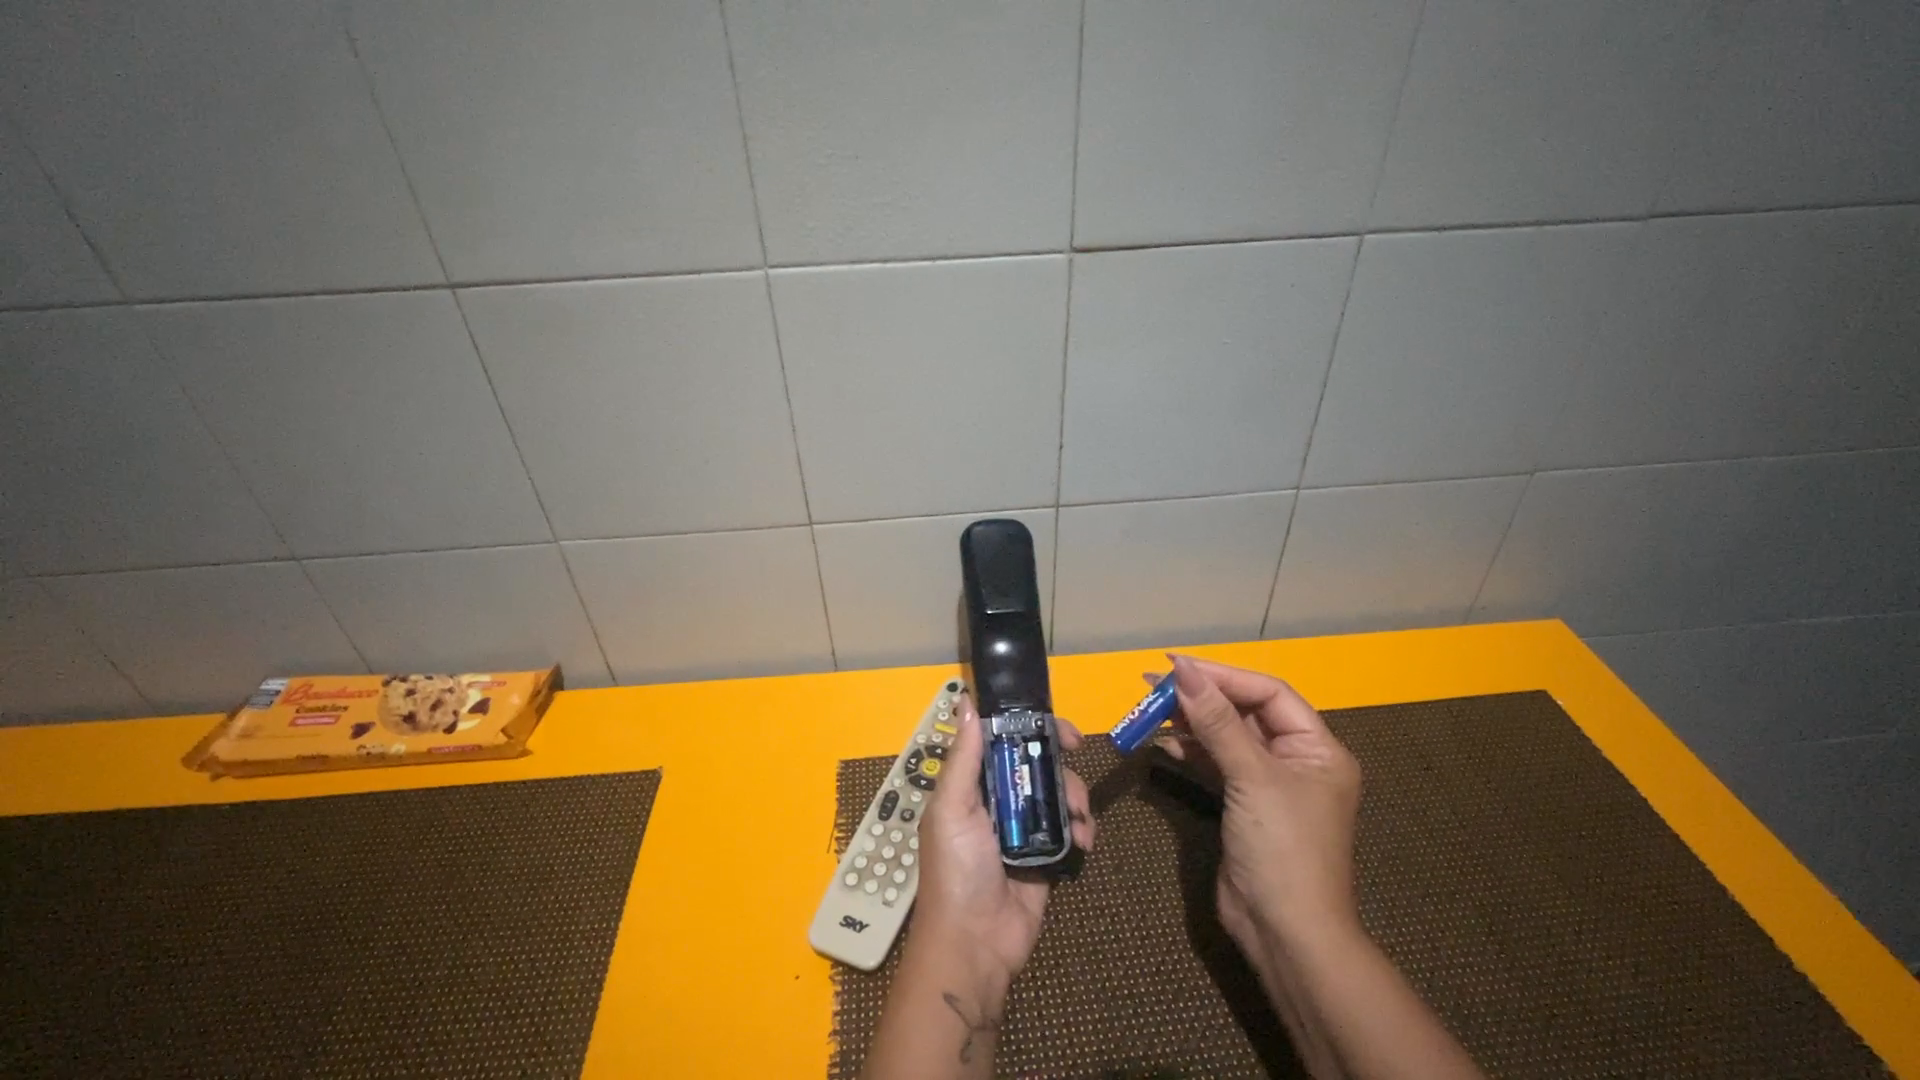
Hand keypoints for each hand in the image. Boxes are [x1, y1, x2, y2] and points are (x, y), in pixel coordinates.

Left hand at [910, 694, 1096, 988]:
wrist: (976, 943)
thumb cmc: (956, 871)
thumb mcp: (951, 809)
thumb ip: (964, 757)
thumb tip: (966, 703)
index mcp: (970, 786)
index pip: (1000, 741)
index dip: (1024, 725)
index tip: (1050, 719)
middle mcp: (998, 801)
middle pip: (1035, 762)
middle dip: (1057, 754)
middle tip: (1076, 748)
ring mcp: (1025, 829)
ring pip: (1058, 792)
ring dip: (1073, 794)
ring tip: (1077, 814)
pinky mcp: (1048, 856)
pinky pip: (1072, 828)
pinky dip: (1083, 827)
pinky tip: (1084, 838)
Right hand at [1153, 656, 1361, 954]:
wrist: (1285, 933)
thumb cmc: (1282, 849)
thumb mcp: (1252, 779)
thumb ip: (1217, 723)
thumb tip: (1184, 671)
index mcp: (1318, 748)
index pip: (1269, 694)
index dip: (1223, 676)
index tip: (1176, 666)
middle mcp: (1297, 760)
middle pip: (1246, 713)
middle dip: (1202, 698)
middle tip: (1154, 684)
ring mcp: (1269, 785)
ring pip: (1227, 739)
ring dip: (1191, 724)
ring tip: (1150, 709)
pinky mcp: (1244, 807)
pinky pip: (1216, 766)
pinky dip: (1190, 754)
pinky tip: (1162, 744)